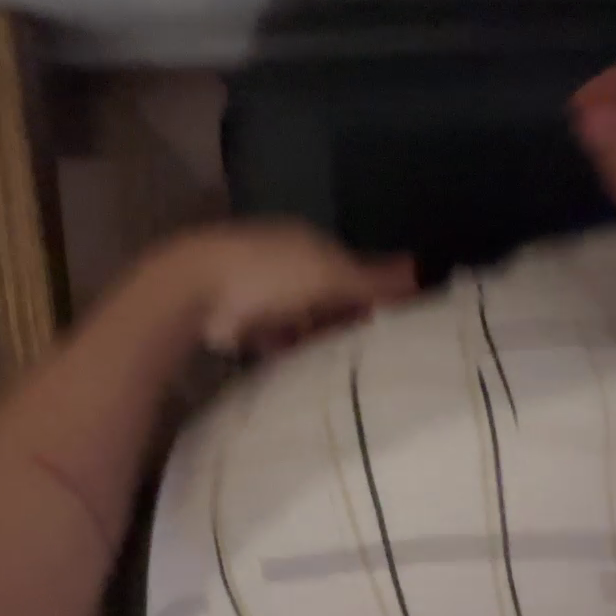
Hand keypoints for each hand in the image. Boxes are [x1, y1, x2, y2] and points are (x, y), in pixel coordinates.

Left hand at [154, 222, 417, 354]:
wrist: (193, 292)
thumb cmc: (270, 273)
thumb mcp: (330, 275)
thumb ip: (374, 279)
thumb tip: (422, 270)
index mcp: (307, 242)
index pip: (352, 268)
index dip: (374, 295)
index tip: (396, 326)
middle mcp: (285, 263)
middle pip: (327, 296)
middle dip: (347, 320)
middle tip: (376, 354)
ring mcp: (258, 294)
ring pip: (302, 321)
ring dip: (319, 340)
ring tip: (349, 369)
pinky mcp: (238, 324)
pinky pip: (275, 342)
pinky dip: (290, 353)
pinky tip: (309, 373)